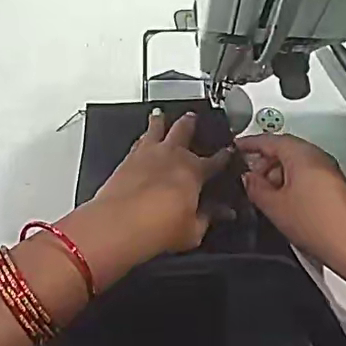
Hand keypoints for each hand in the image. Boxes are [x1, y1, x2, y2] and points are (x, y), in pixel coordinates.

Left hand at [68, 111, 232, 275]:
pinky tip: (141, 137)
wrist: (119, 223)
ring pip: (156, 128)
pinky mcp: (128, 158)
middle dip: (190, 123)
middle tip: (193, 117)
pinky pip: (138, 141)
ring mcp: (148, 153)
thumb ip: (208, 217)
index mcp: (194, 171)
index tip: (227, 152)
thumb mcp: (193, 230)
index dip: (224, 156)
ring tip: (161, 114)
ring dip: (160, 120)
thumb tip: (218, 214)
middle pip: (184, 131)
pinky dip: (142, 136)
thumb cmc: (155, 226)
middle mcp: (172, 155)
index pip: (215, 161)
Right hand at [237, 134, 345, 271]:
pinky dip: (292, 183)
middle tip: (248, 174)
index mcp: (302, 154)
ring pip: (296, 163)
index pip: (269, 139)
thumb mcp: (273, 206)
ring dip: (277, 173)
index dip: (249, 143)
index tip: (238, 146)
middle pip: (284, 149)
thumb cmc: (322, 225)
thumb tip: (248, 179)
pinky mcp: (335, 187)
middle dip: (263, 160)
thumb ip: (254, 187)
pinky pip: (307, 176)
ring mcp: (329, 172)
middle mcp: (318, 157)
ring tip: (265, 193)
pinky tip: (285, 203)